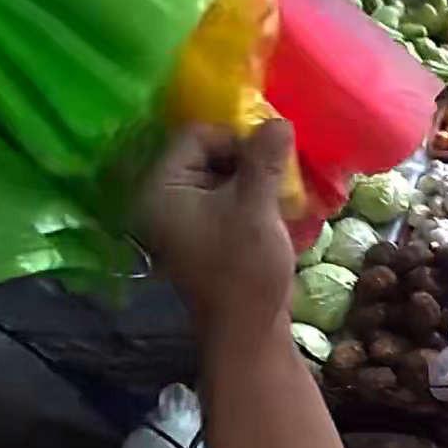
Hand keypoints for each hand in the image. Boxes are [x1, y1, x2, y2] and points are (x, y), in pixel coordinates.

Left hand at [138, 120, 296, 334]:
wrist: (249, 327)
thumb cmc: (245, 267)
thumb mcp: (256, 208)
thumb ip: (265, 161)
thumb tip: (279, 120)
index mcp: (163, 188)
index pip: (197, 136)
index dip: (237, 138)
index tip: (273, 157)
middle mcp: (167, 198)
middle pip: (210, 153)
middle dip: (249, 157)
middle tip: (282, 174)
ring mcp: (188, 218)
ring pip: (224, 176)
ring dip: (256, 177)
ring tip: (284, 190)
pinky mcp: (209, 233)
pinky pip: (230, 198)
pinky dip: (255, 196)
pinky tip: (278, 206)